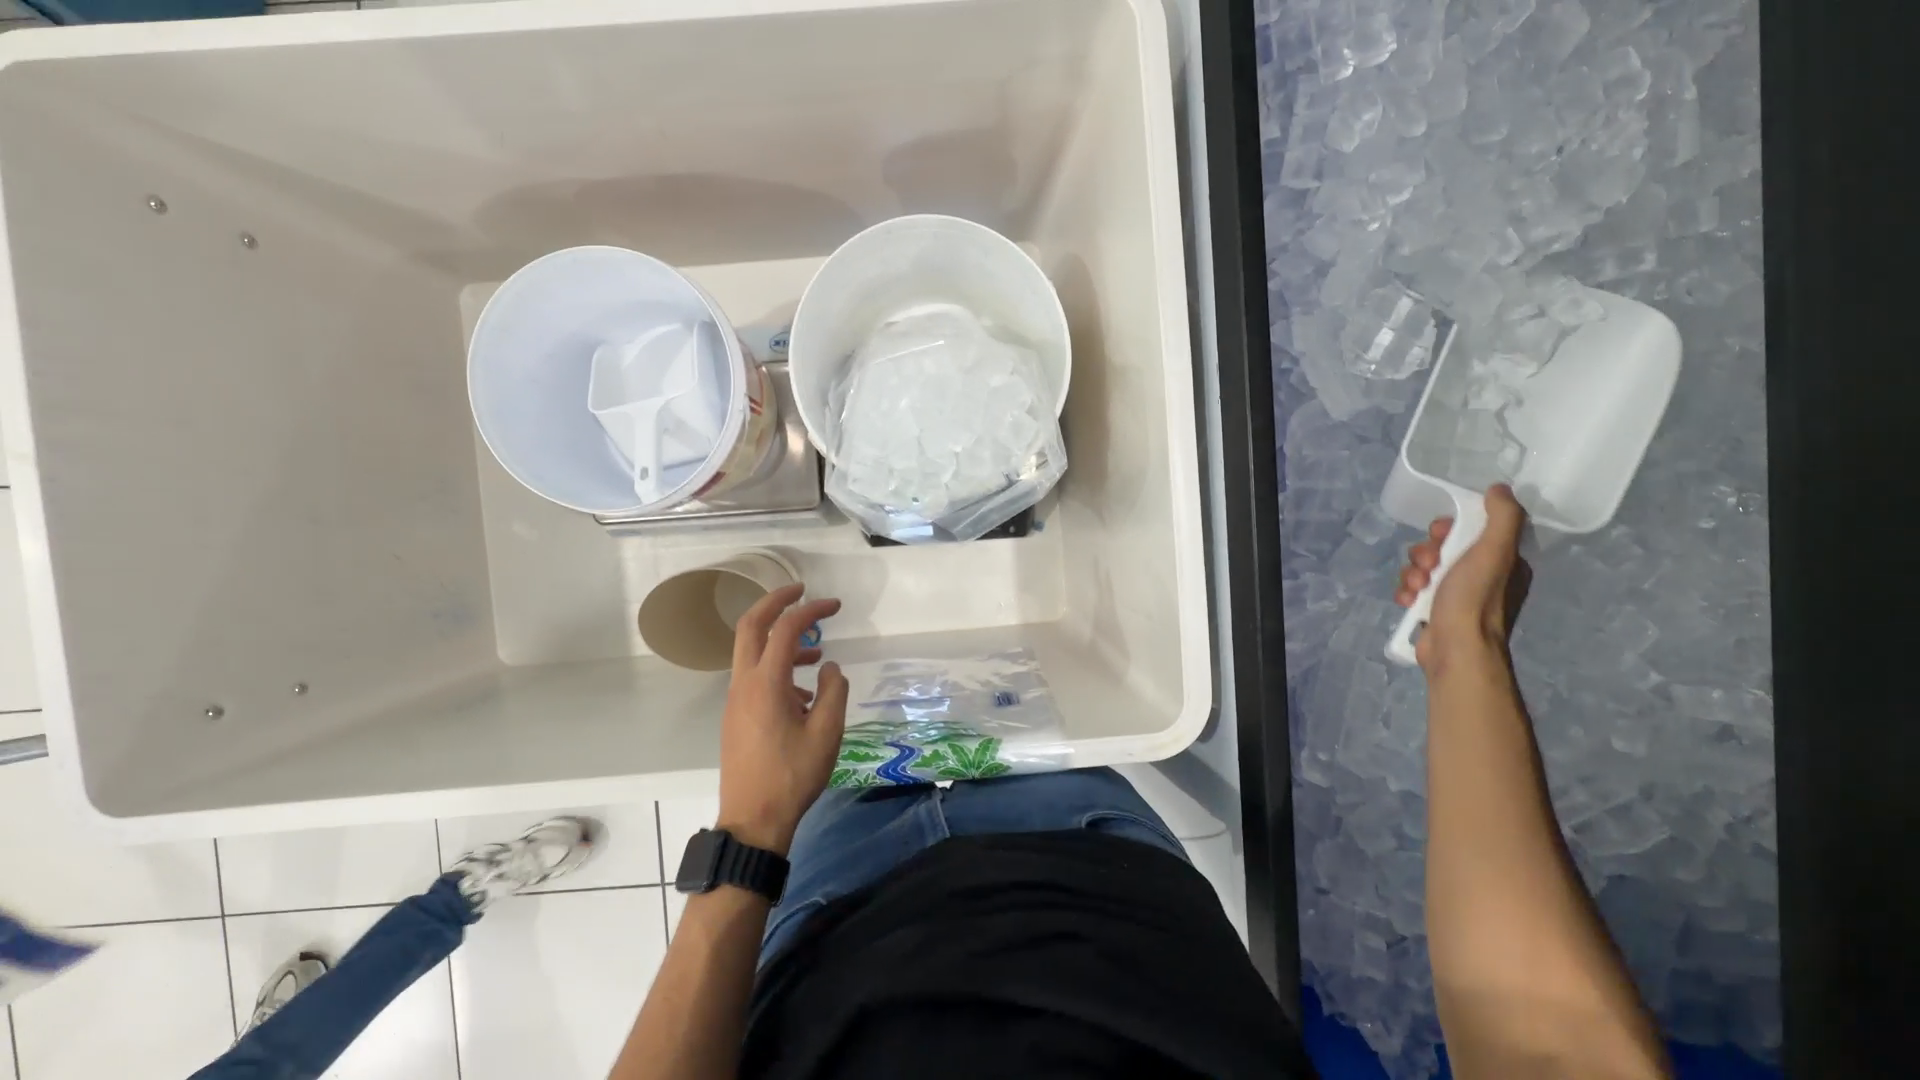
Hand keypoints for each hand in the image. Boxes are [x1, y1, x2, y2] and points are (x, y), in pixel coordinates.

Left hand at [716, 584, 848, 856]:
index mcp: (766, 683)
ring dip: (780, 640)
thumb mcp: (826, 734)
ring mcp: (735, 700)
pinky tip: (803, 694)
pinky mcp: (736, 716)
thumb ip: (832, 693)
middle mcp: (744, 683)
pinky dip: (776, 668)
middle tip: (802, 592)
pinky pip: (754, 677)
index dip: (810, 610)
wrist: (753, 819)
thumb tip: (829, 668)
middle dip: (775, 602)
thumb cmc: (792, 776)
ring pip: (752, 652)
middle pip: (750, 626)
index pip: (786, 629)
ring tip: (816, 653)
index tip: (834, 606)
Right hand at [1394, 483, 1532, 674]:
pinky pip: (1412, 590)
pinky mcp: (1433, 612)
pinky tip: (1409, 601)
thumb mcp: (1495, 551)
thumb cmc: (1475, 599)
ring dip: (1413, 574)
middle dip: (1426, 553)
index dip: (1450, 528)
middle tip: (1428, 565)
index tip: (1442, 534)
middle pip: (1442, 548)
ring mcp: (1456, 597)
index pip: (1471, 530)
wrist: (1456, 649)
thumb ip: (1502, 517)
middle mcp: (1481, 578)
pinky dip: (1407, 593)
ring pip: (1423, 568)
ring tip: (1417, 589)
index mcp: (1502, 563)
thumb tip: (1498, 489)